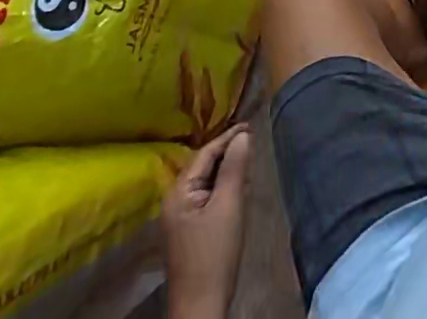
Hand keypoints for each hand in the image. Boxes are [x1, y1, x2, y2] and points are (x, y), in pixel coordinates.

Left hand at [162, 124, 250, 318]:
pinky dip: (222, 188)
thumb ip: (235, 168)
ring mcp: (180, 218)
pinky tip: (237, 188)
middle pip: (203, 166)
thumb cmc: (215, 253)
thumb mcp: (229, 206)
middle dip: (226, 152)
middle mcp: (174, 200)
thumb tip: (243, 136)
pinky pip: (206, 198)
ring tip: (247, 159)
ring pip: (205, 183)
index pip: (205, 153)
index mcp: (179, 192)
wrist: (201, 307)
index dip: (228, 137)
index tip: (249, 125)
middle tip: (251, 140)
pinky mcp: (188, 231)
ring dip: (225, 170)